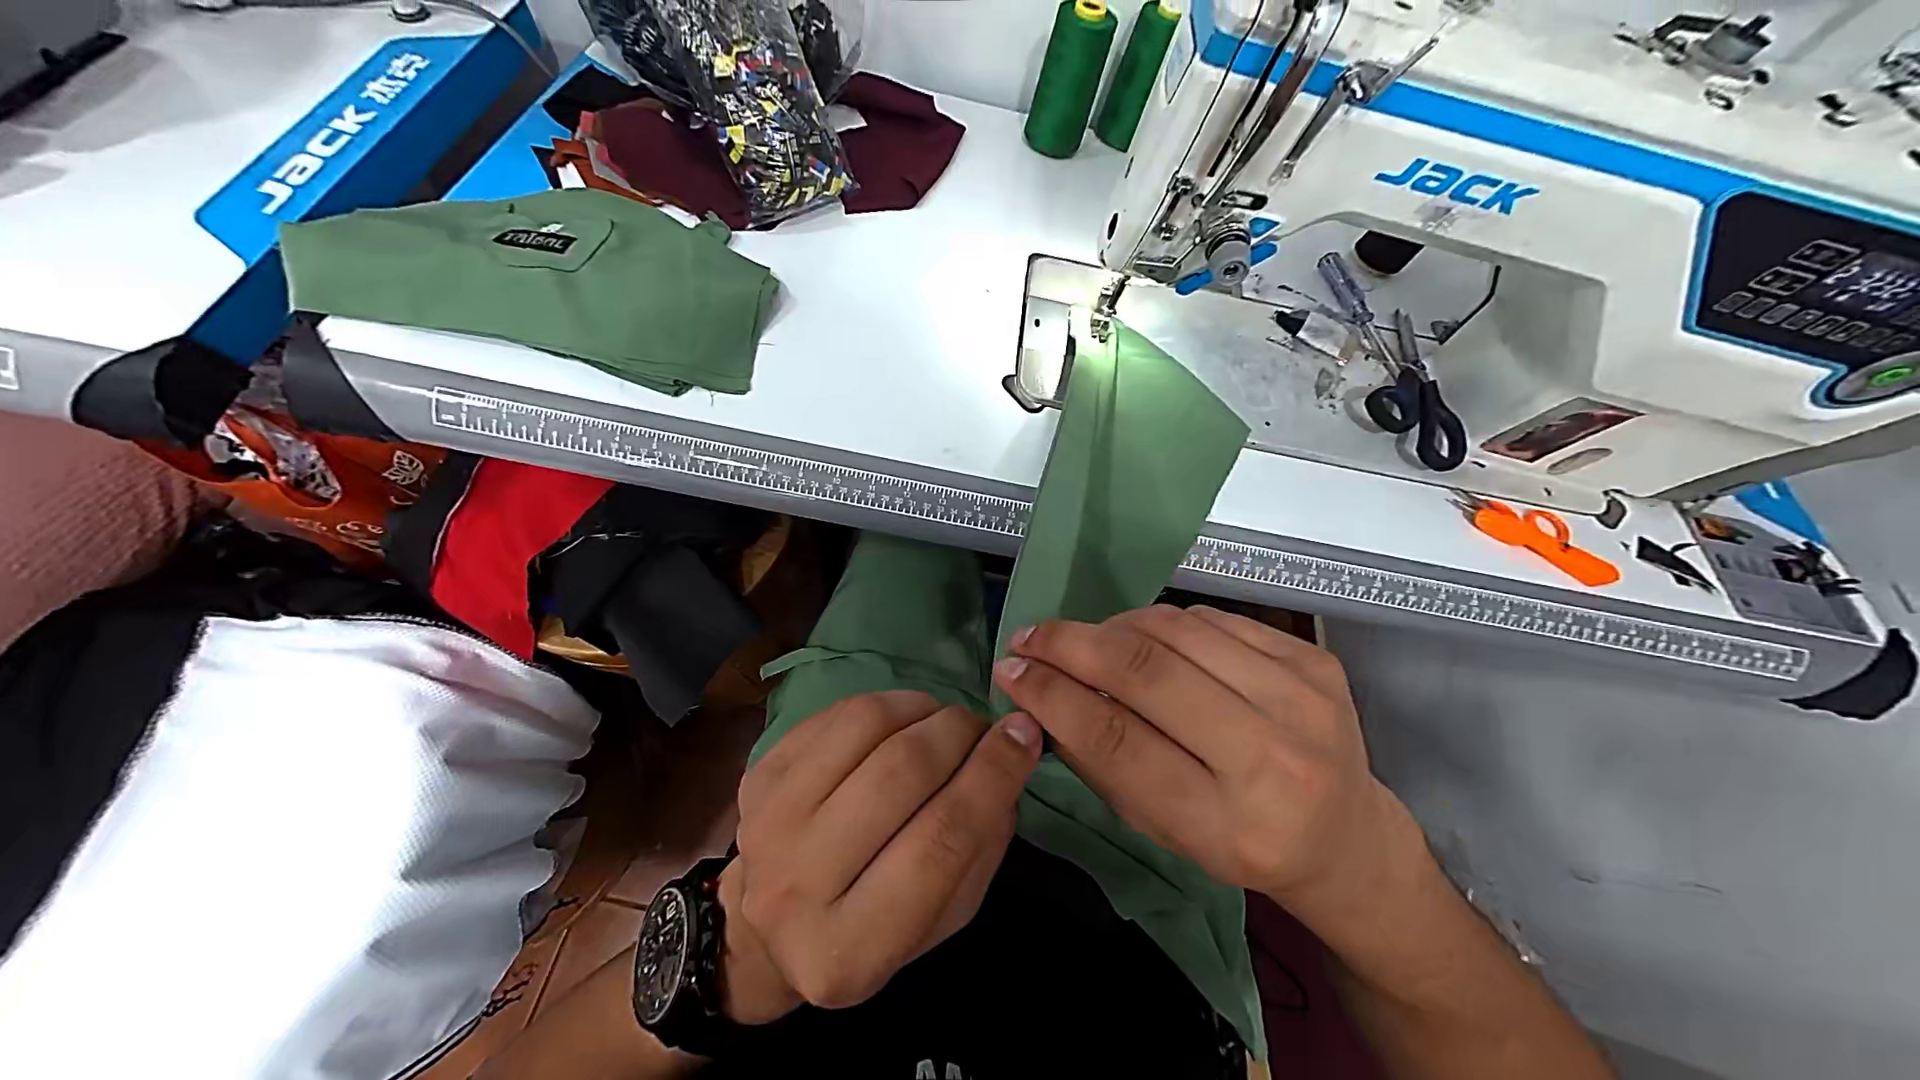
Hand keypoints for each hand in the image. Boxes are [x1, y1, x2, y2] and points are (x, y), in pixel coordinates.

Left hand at [714, 691, 1041, 1022]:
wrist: (768, 926)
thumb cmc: (873, 926)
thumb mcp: (944, 915)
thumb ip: (982, 844)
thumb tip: (1009, 752)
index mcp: (853, 948)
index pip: (940, 842)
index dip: (992, 776)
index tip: (1025, 736)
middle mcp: (797, 888)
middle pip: (901, 773)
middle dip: (959, 733)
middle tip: (983, 728)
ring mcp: (768, 823)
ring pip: (866, 726)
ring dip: (924, 708)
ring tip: (946, 720)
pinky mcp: (758, 775)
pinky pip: (838, 712)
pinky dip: (888, 703)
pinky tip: (906, 718)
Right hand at [992, 605, 1423, 924]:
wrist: (1344, 835)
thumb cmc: (1238, 844)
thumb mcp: (1160, 829)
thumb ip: (1101, 763)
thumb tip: (1040, 694)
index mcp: (1230, 824)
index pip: (1119, 741)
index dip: (1052, 696)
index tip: (1009, 670)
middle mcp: (1275, 757)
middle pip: (1148, 672)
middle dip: (1071, 645)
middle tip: (1028, 636)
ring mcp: (1303, 698)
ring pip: (1177, 631)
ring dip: (1112, 627)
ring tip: (1083, 639)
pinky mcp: (1314, 659)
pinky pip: (1212, 619)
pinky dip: (1162, 623)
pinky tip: (1144, 639)